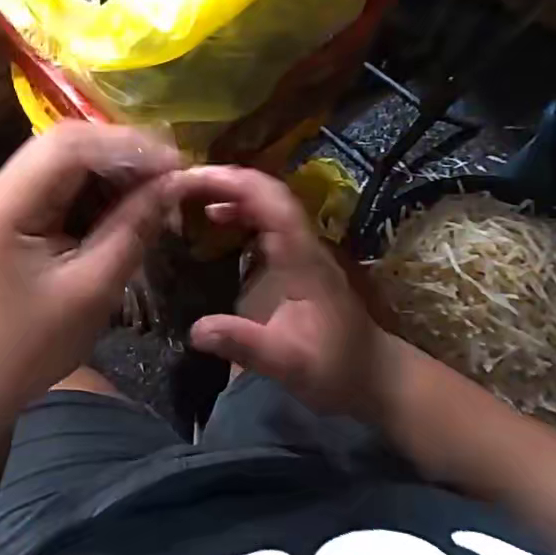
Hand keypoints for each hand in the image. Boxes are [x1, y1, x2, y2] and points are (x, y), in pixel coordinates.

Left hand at [0, 123, 181, 399]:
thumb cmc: (36, 343)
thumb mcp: (94, 287)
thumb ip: (134, 228)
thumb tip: (174, 183)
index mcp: (6, 205)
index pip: (71, 146)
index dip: (128, 147)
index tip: (177, 165)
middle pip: (68, 143)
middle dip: (124, 152)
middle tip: (172, 174)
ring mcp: (5, 197)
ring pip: (68, 157)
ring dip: (115, 167)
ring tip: (157, 187)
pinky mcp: (16, 211)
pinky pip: (63, 181)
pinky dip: (100, 185)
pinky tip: (129, 201)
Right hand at [174, 166, 388, 420]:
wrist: (375, 374)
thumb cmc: (336, 368)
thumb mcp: (288, 365)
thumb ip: (244, 345)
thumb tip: (195, 330)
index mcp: (304, 261)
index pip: (272, 205)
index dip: (234, 184)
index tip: (193, 179)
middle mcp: (306, 244)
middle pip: (269, 193)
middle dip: (226, 180)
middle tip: (180, 182)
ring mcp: (304, 248)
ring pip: (269, 202)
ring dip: (232, 191)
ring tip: (190, 192)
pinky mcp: (299, 257)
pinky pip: (268, 219)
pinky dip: (240, 209)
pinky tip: (216, 218)